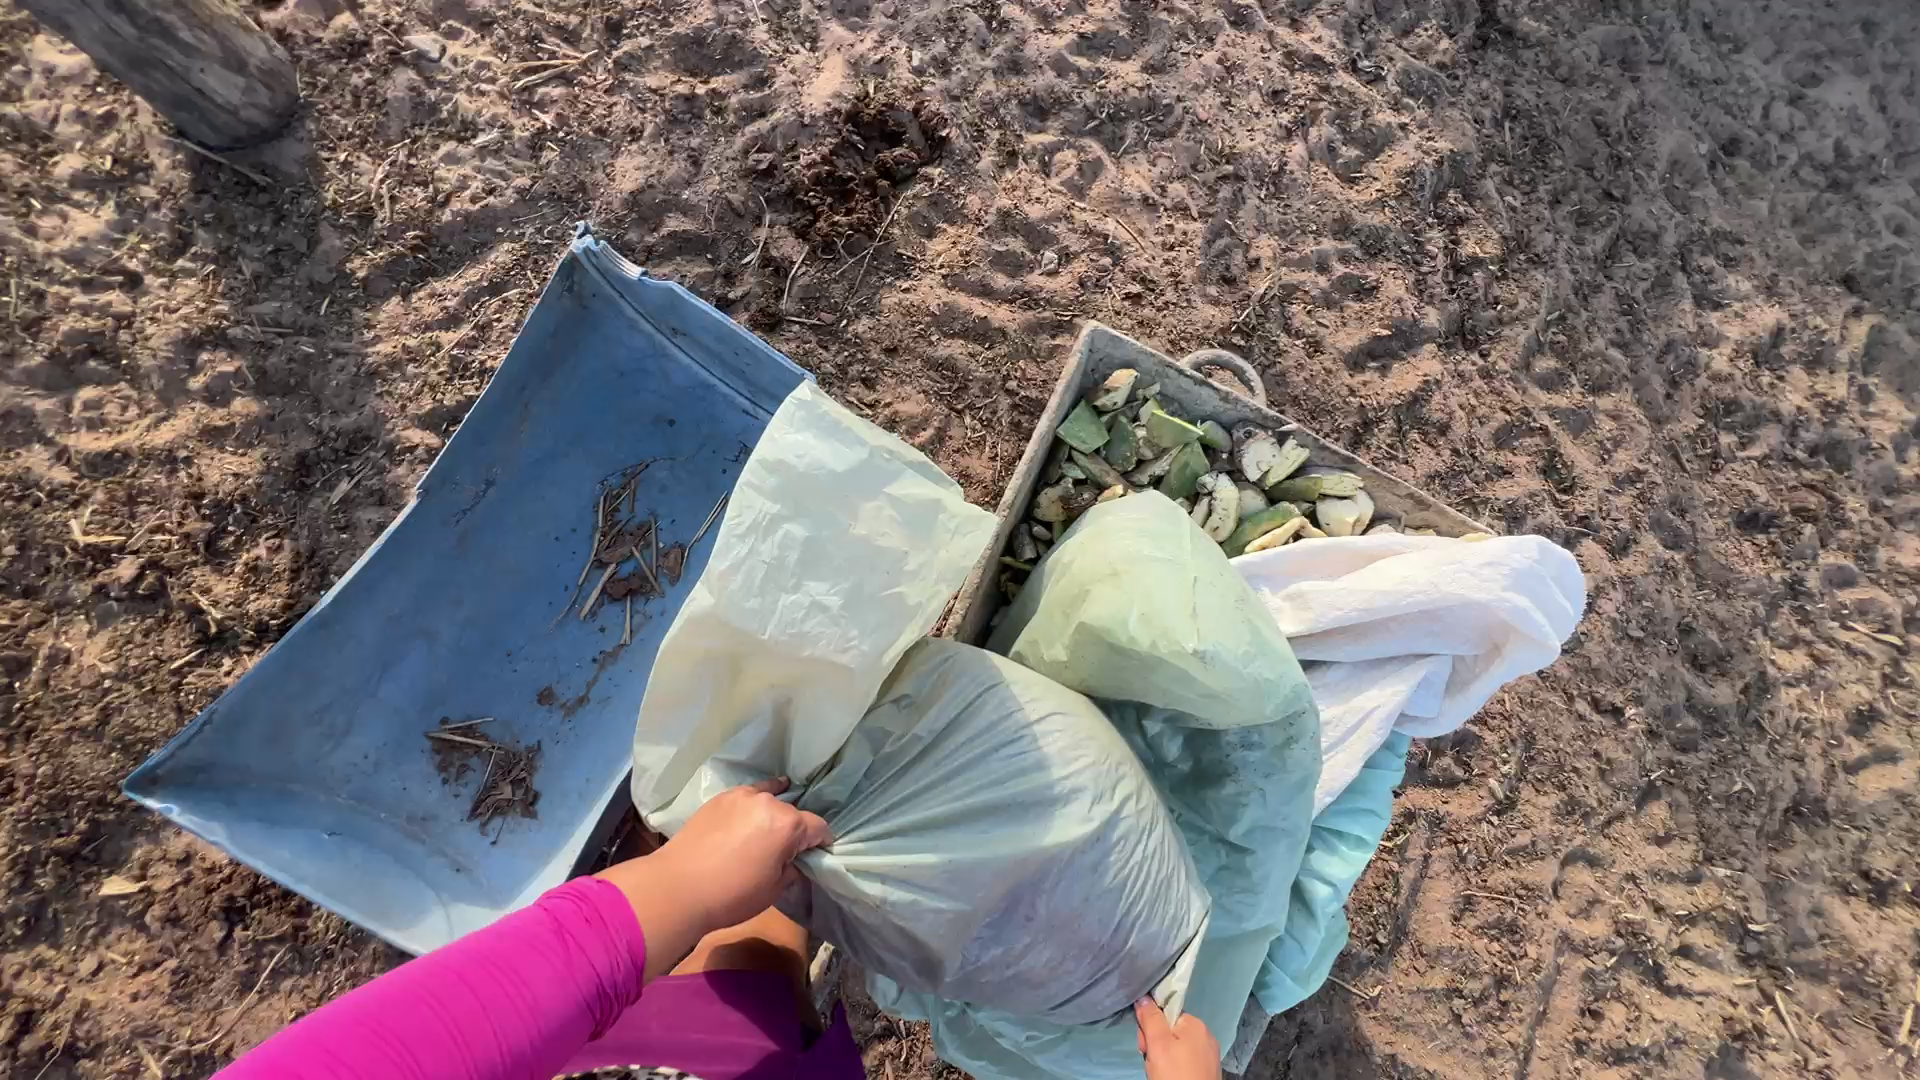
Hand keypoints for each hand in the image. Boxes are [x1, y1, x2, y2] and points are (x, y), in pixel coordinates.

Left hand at [598, 778, 831, 978]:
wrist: (676, 887)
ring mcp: (745, 796)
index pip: (818, 828)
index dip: (822, 842)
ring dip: (775, 815)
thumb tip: (793, 860)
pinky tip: (766, 796)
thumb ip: (791, 869)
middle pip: (795, 814)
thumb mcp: (772, 891)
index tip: (819, 854)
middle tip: (785, 851)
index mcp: (789, 826)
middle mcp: (771, 803)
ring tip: (769, 829)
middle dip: (796, 830)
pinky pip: (751, 792)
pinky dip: (761, 796)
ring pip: (772, 801)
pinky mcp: (723, 797)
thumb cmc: (730, 895)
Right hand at [1136, 997, 1219, 1079]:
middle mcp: (1206, 1036)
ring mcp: (1209, 1056)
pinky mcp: (1208, 1072)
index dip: (1151, 1026)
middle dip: (1156, 1043)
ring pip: (1176, 1048)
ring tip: (1159, 1072)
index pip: (1165, 1013)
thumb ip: (1150, 1018)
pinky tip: (1170, 1077)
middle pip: (1170, 1030)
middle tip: (1150, 1060)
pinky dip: (1175, 1068)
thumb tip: (1143, 997)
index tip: (1145, 1043)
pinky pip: (1185, 1061)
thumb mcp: (1157, 1044)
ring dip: (1163, 1057)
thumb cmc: (1175, 1074)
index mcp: (1196, 1024)